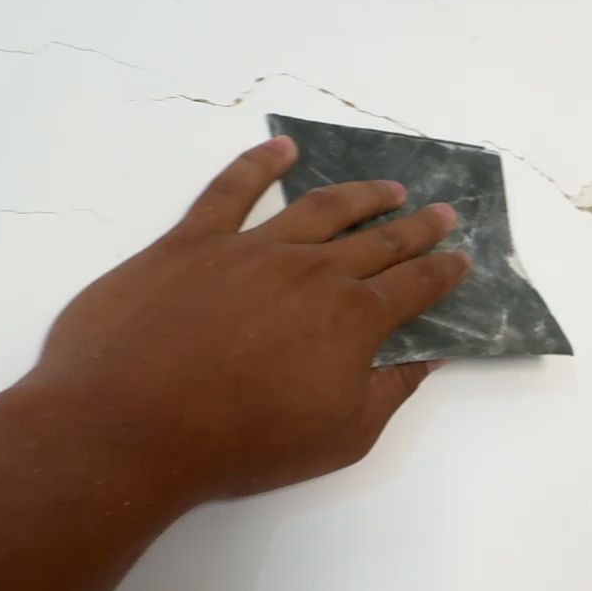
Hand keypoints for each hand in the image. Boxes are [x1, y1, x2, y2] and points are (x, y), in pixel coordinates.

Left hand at [18, 136, 472, 500]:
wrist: (128, 430)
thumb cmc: (249, 442)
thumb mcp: (347, 434)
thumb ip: (393, 389)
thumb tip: (429, 358)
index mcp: (356, 318)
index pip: (417, 285)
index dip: (445, 271)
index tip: (463, 258)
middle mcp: (315, 272)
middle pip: (380, 240)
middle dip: (419, 227)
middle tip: (443, 212)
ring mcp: (252, 250)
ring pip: (321, 208)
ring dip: (363, 194)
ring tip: (390, 187)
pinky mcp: (191, 243)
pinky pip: (229, 190)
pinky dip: (258, 164)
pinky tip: (282, 148)